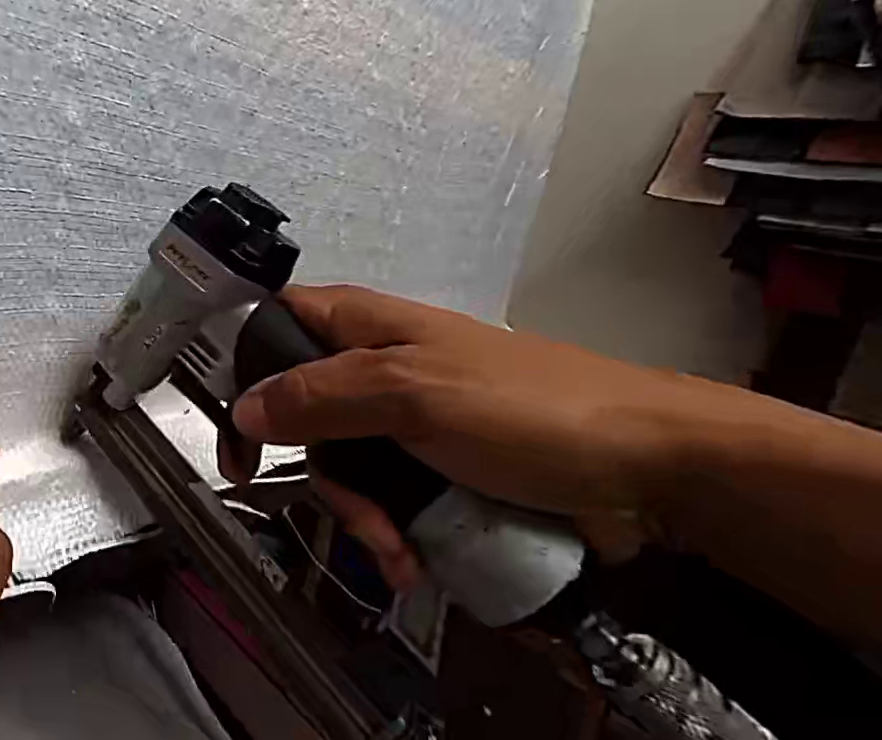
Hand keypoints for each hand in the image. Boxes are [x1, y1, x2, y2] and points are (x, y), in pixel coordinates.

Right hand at [228, 284, 759, 583]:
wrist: (650, 470)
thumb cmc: (522, 408)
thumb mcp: (409, 393)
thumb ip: (319, 396)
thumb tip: (243, 409)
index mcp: (356, 323)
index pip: (269, 324)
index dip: (242, 364)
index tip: (232, 425)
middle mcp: (367, 364)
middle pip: (298, 408)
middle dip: (314, 464)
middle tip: (337, 502)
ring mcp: (398, 416)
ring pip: (338, 459)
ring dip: (355, 509)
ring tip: (393, 548)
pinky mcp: (427, 461)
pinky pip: (380, 492)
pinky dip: (386, 527)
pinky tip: (410, 558)